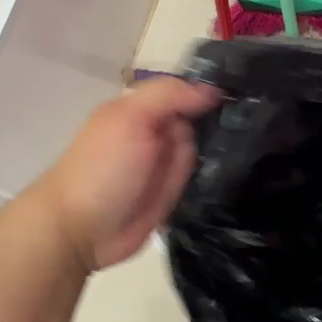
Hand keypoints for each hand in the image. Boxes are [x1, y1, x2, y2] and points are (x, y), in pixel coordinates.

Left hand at [27, 78, 219, 271]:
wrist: (81, 232)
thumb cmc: (102, 167)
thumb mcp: (131, 118)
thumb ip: (170, 95)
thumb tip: (214, 90)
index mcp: (143, 108)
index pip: (187, 90)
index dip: (212, 91)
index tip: (240, 92)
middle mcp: (157, 132)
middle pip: (203, 118)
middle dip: (220, 123)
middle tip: (236, 130)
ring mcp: (167, 164)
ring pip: (206, 148)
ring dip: (219, 152)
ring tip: (233, 157)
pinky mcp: (174, 193)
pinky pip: (202, 177)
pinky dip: (214, 177)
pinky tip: (231, 175)